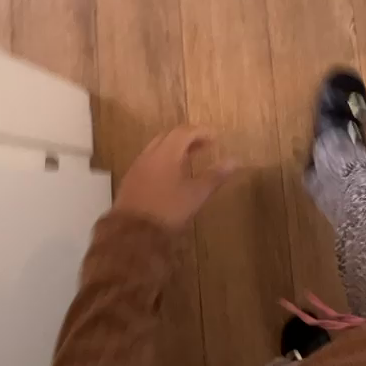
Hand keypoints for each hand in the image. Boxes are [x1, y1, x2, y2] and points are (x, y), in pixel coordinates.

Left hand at [113, 127, 238, 228]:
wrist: (132, 233)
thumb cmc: (168, 210)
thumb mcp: (196, 194)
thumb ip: (215, 176)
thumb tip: (234, 160)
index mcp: (167, 153)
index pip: (185, 132)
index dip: (202, 132)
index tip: (216, 138)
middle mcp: (150, 154)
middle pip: (169, 136)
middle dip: (188, 138)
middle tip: (204, 146)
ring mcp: (137, 166)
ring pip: (157, 148)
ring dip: (175, 149)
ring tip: (190, 160)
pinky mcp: (130, 179)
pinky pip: (149, 160)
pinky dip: (163, 160)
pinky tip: (170, 176)